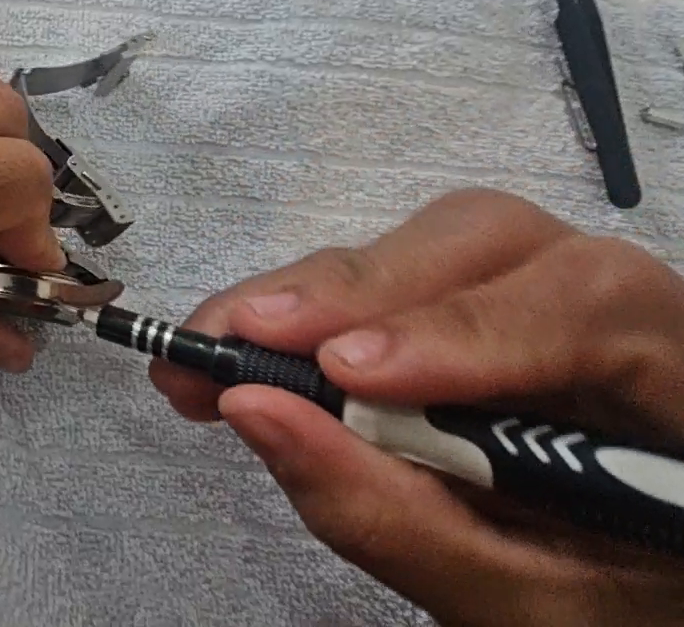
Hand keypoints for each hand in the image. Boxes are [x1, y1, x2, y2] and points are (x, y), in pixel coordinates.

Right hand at [151, 189, 683, 625]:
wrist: (603, 602)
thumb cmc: (593, 614)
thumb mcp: (512, 603)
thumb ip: (391, 516)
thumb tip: (246, 406)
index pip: (593, 307)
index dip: (460, 327)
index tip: (343, 372)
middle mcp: (622, 316)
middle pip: (485, 240)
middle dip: (347, 289)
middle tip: (236, 338)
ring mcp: (528, 296)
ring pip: (411, 245)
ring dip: (298, 295)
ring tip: (208, 349)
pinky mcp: (455, 300)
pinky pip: (370, 275)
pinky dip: (292, 307)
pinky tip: (239, 347)